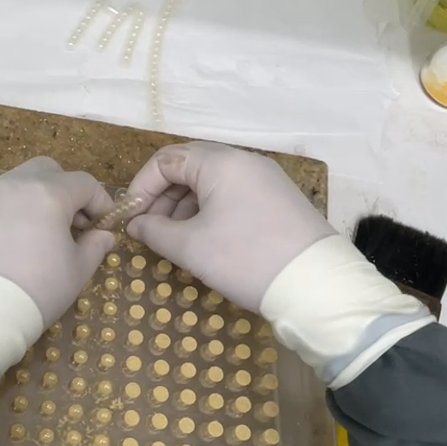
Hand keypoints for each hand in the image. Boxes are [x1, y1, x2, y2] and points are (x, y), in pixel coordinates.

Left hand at [0, 157, 116, 325]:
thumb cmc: (36, 291)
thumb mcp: (77, 272)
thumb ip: (94, 246)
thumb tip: (102, 235)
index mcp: (47, 194)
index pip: (84, 183)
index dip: (99, 202)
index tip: (102, 225)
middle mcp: (11, 186)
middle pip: (45, 171)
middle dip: (62, 190)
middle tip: (67, 223)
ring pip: (11, 186)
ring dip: (28, 202)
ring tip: (31, 237)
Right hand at [125, 142, 332, 309]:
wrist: (315, 285)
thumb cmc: (245, 258)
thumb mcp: (190, 247)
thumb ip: (154, 231)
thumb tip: (135, 224)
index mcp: (221, 163)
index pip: (166, 160)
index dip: (141, 187)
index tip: (130, 217)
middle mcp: (244, 161)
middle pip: (188, 166)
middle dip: (161, 196)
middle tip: (149, 228)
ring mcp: (264, 179)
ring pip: (210, 181)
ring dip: (183, 205)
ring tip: (173, 238)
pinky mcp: (276, 199)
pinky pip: (231, 194)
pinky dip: (208, 211)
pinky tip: (203, 238)